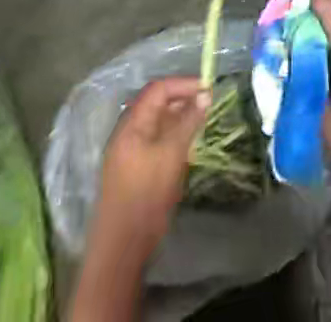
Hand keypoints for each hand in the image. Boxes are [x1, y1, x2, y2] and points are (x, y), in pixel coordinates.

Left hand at [95, 76, 207, 248]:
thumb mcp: (173, 154)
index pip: (157, 90)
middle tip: (207, 103)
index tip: (209, 89)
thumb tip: (205, 94)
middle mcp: (126, 133)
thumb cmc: (147, 194)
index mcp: (131, 125)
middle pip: (154, 103)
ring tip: (201, 120)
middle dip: (182, 98)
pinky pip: (154, 138)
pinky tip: (187, 142)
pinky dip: (172, 133)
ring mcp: (127, 151)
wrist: (122, 245)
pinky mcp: (133, 167)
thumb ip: (189, 121)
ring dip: (178, 115)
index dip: (183, 84)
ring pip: (155, 121)